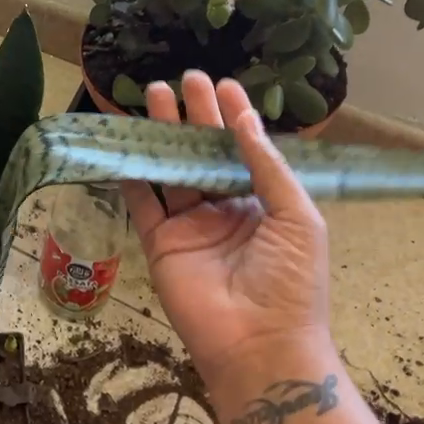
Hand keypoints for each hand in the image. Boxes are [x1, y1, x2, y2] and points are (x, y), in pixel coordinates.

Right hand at [121, 71, 331, 384]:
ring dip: (162, 134)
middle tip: (183, 78)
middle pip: (203, 152)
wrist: (260, 345)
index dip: (234, 117)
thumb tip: (245, 119)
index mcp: (262, 204)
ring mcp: (189, 225)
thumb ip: (268, 167)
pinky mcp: (159, 243)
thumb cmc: (292, 282)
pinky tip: (126, 144)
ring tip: (152, 94)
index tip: (223, 84)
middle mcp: (224, 209)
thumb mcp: (297, 218)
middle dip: (194, 115)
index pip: (244, 150)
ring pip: (171, 170)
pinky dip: (132, 175)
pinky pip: (142, 203)